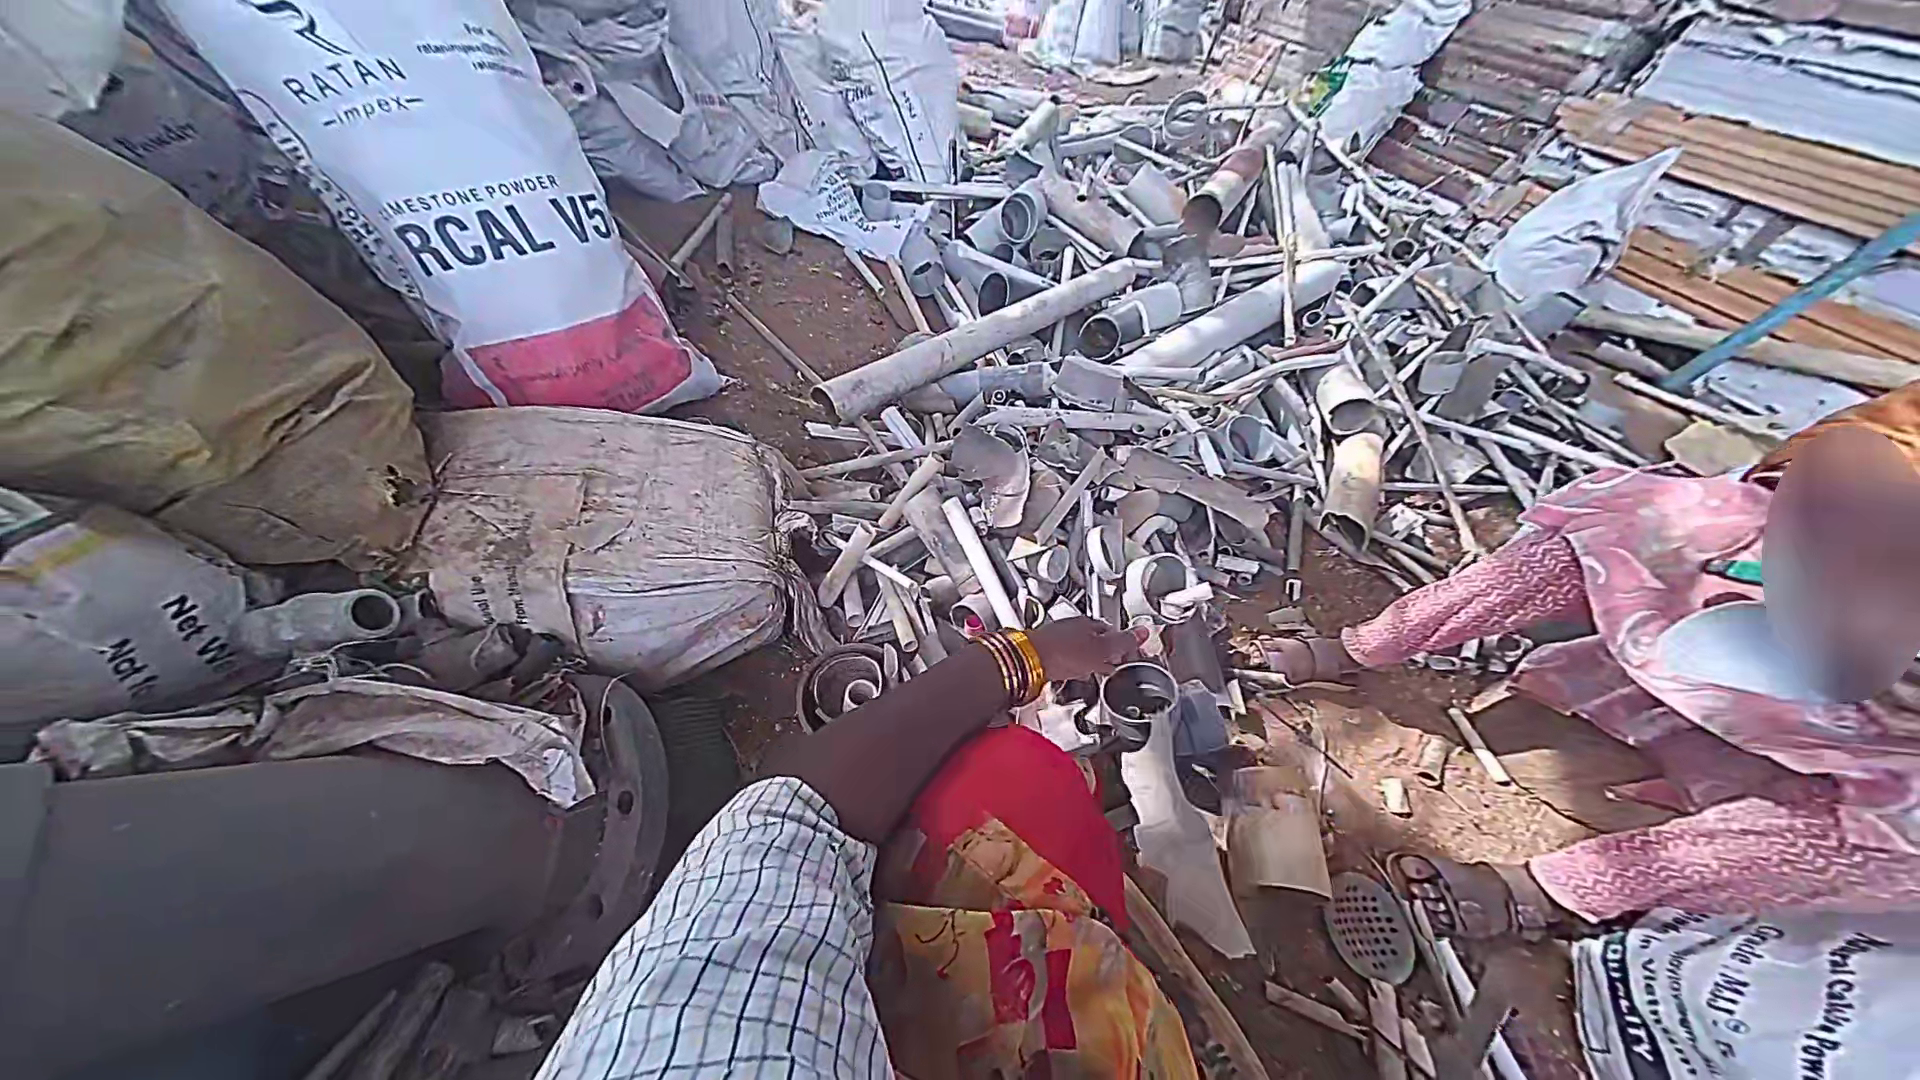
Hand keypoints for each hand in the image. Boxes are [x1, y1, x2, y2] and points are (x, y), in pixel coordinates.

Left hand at [1027, 618, 1138, 681]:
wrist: (1028, 661)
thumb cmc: (1061, 652)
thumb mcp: (1100, 650)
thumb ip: (1123, 642)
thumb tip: (1143, 632)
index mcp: (1087, 623)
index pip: (1111, 630)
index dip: (1122, 644)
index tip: (1129, 654)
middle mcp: (1071, 627)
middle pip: (1094, 638)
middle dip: (1105, 651)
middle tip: (1115, 663)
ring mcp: (1056, 639)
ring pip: (1079, 648)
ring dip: (1089, 659)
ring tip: (1097, 670)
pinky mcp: (1045, 652)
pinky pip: (1066, 657)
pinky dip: (1074, 665)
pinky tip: (1074, 673)